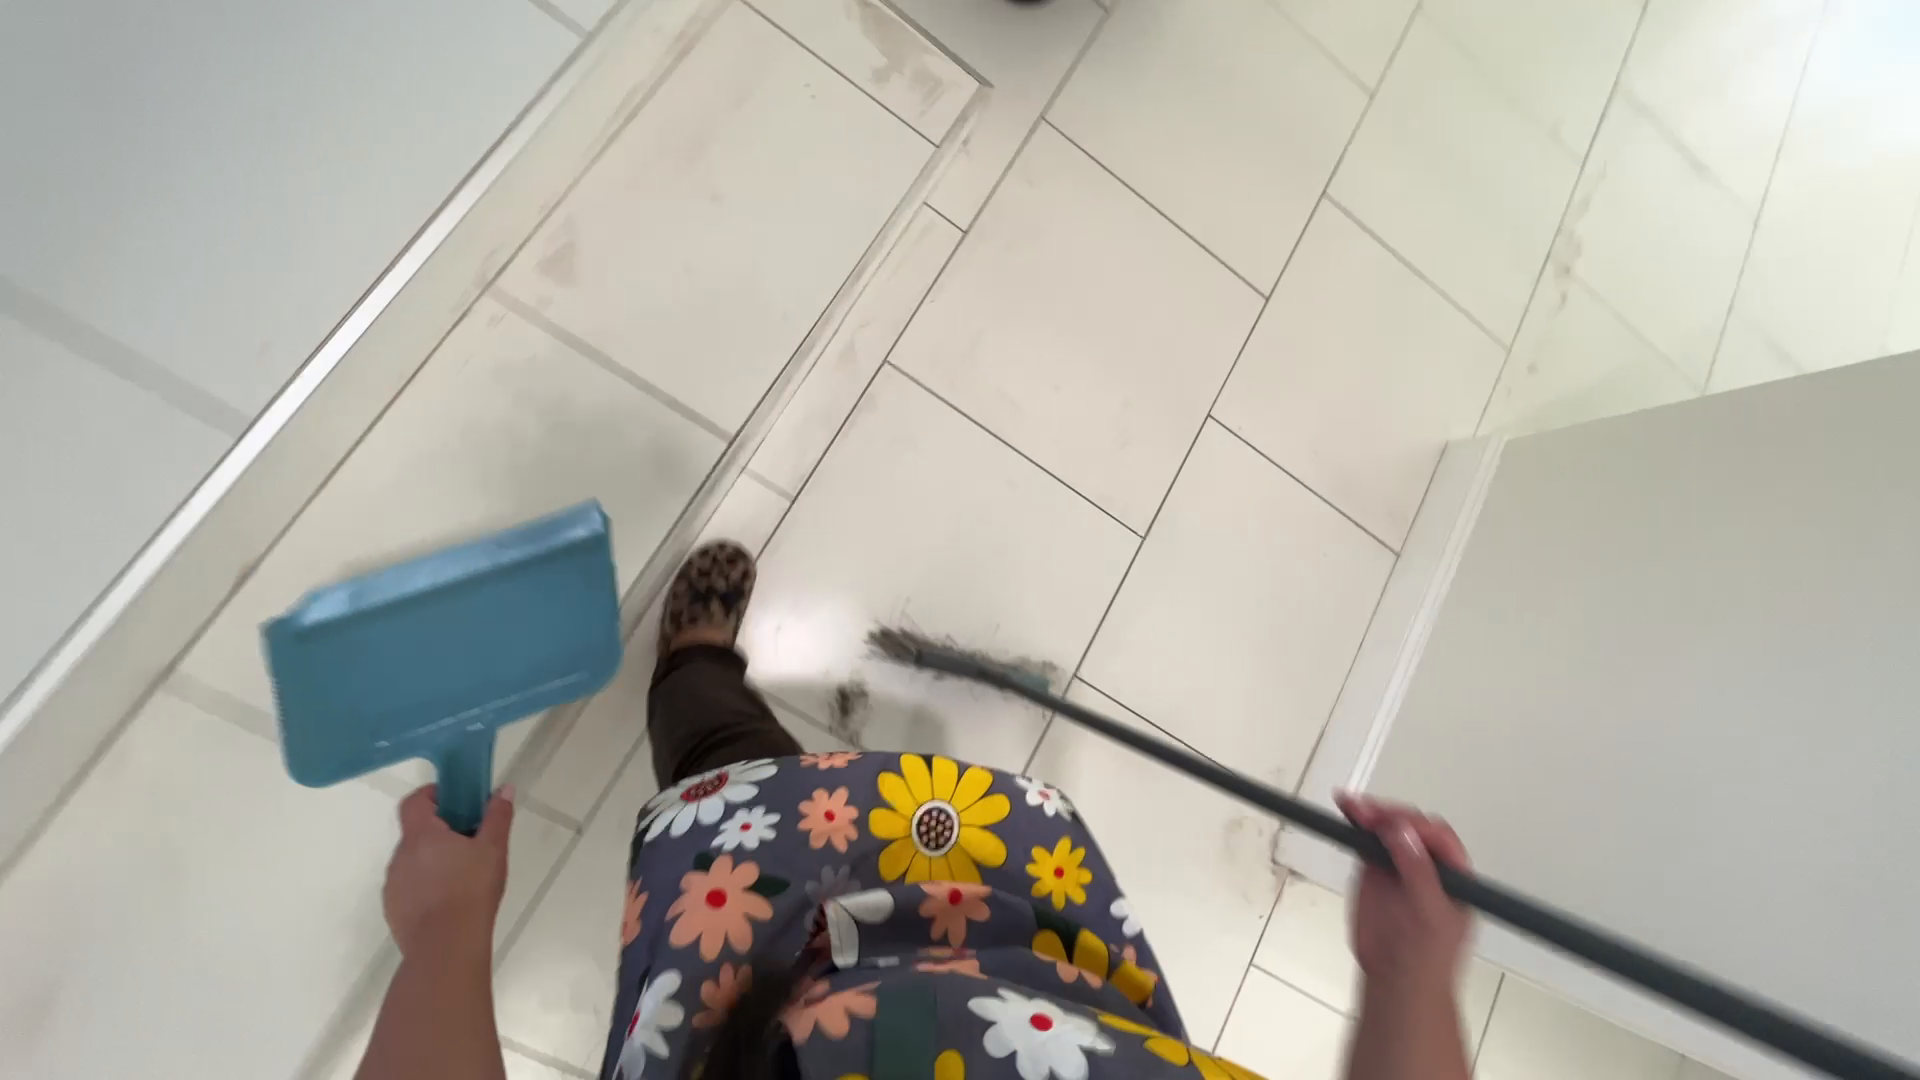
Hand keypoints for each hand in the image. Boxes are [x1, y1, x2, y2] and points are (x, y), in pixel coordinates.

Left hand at [382, 784, 513, 955]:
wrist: (445, 945)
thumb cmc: (472, 889)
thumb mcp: (494, 848)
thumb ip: (497, 816)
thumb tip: (503, 789)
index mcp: (422, 836)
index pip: (414, 802)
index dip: (432, 794)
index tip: (457, 798)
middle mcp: (400, 856)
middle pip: (417, 831)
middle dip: (442, 829)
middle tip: (472, 838)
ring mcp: (393, 884)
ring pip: (414, 859)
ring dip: (434, 857)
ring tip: (464, 871)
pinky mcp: (393, 908)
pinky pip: (409, 884)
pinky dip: (427, 882)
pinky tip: (450, 897)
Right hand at [1335, 791, 1471, 994]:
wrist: (1395, 980)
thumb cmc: (1425, 955)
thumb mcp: (1429, 914)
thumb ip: (1418, 871)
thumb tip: (1402, 831)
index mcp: (1453, 875)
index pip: (1437, 837)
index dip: (1414, 825)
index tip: (1389, 823)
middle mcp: (1428, 864)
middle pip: (1409, 826)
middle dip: (1388, 814)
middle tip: (1365, 813)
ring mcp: (1399, 865)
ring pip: (1386, 828)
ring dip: (1369, 812)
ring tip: (1348, 803)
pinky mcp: (1374, 869)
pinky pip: (1366, 840)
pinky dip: (1355, 825)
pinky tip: (1346, 812)